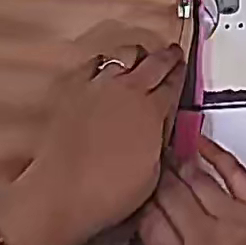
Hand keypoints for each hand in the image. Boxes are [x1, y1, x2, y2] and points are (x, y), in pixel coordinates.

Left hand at [19, 46, 185, 244]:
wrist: (62, 191)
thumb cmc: (109, 190)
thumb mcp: (151, 174)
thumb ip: (159, 144)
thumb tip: (159, 133)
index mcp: (152, 111)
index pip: (173, 84)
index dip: (181, 74)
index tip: (183, 68)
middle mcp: (129, 90)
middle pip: (155, 62)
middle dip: (168, 56)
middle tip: (173, 54)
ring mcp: (101, 85)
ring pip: (126, 55)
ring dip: (138, 56)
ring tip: (141, 58)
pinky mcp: (75, 87)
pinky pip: (94, 62)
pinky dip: (104, 62)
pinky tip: (105, 69)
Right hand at [139, 136, 245, 244]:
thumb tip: (149, 220)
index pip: (150, 222)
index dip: (139, 203)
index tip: (135, 194)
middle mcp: (211, 244)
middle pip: (171, 194)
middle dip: (157, 178)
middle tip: (148, 167)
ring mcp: (238, 223)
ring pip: (197, 178)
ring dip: (179, 163)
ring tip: (168, 152)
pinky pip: (233, 170)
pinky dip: (215, 153)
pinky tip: (200, 144)